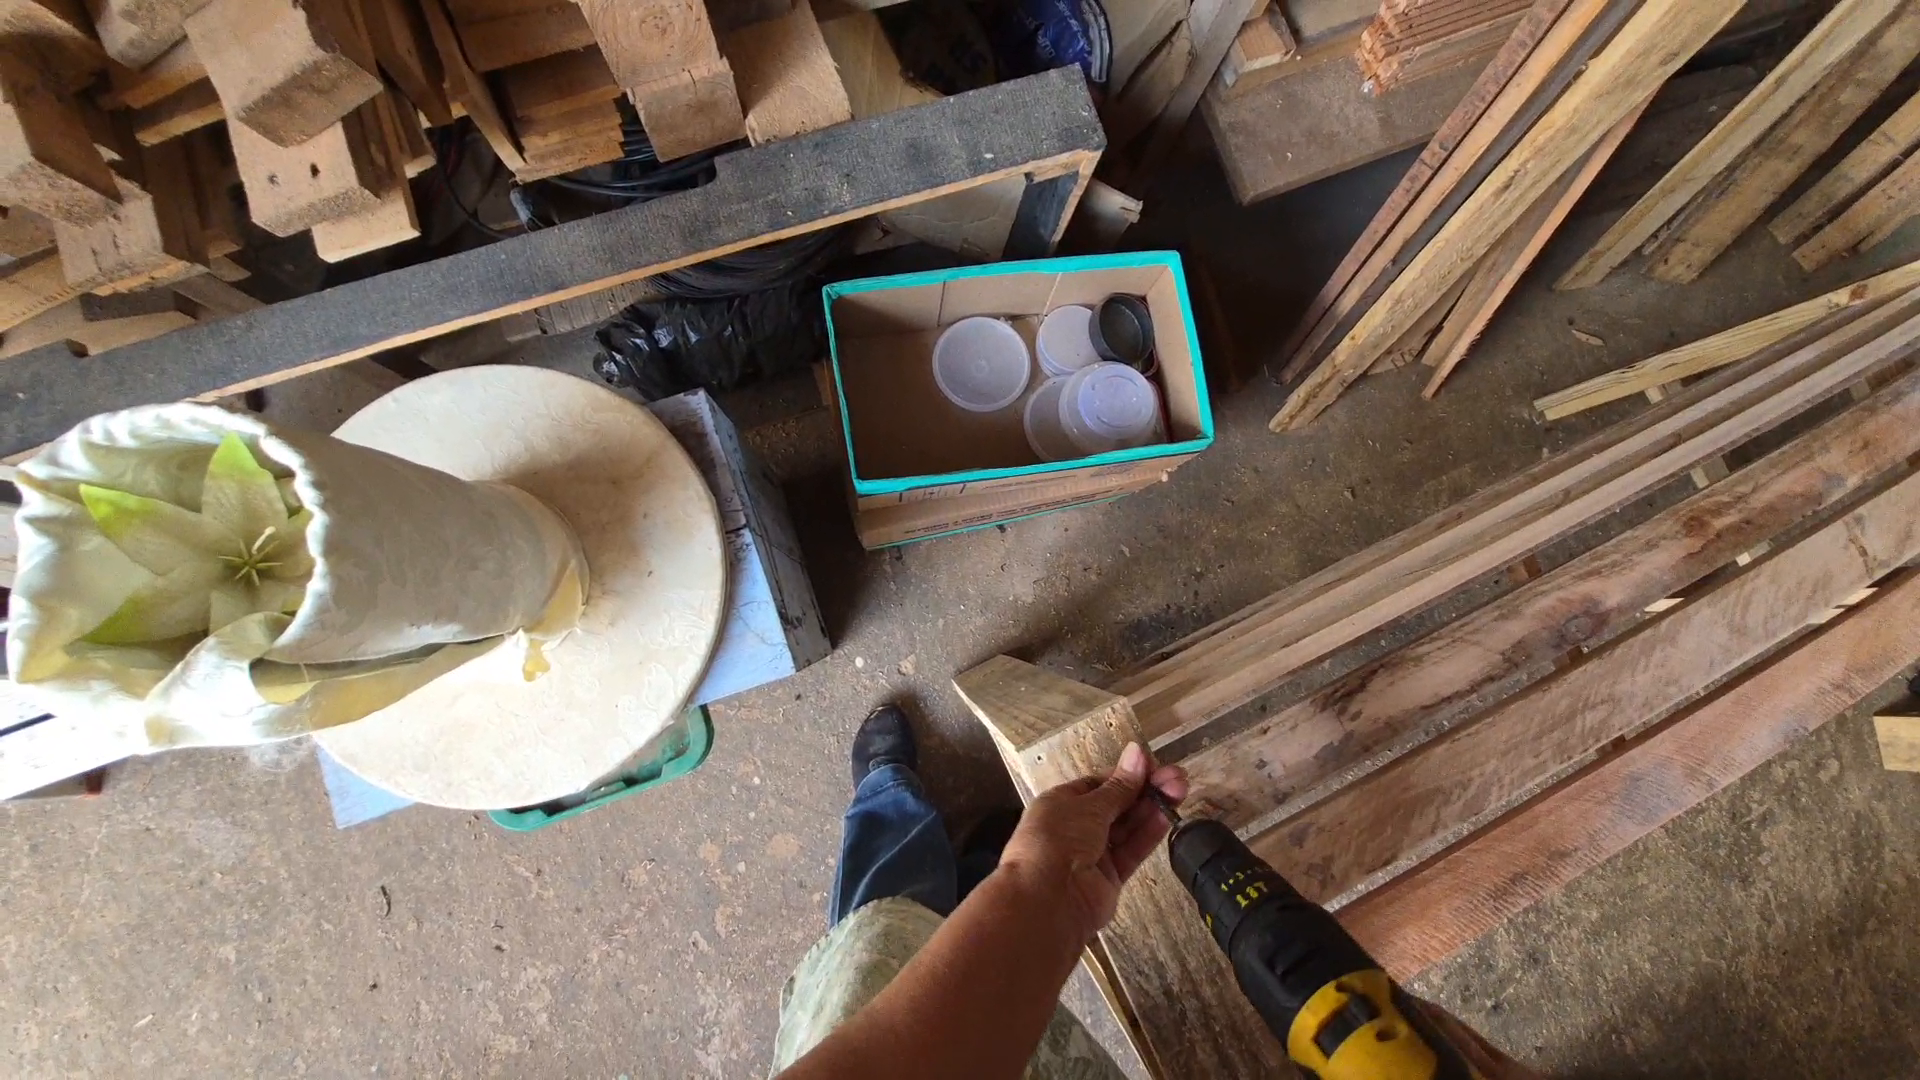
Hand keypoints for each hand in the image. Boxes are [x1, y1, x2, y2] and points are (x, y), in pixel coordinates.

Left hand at [999, 742, 1188, 941]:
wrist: (1048, 901)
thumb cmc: (1058, 839)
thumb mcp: (1089, 806)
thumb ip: (1119, 786)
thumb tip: (1137, 752)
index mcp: (1061, 802)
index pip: (1099, 783)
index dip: (1127, 774)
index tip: (1154, 766)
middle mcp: (1076, 825)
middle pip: (1117, 804)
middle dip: (1145, 790)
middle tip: (1178, 778)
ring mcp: (1094, 852)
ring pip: (1127, 826)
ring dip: (1152, 808)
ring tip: (1180, 791)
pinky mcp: (1110, 877)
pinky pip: (1131, 849)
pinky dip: (1148, 833)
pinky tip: (1169, 816)